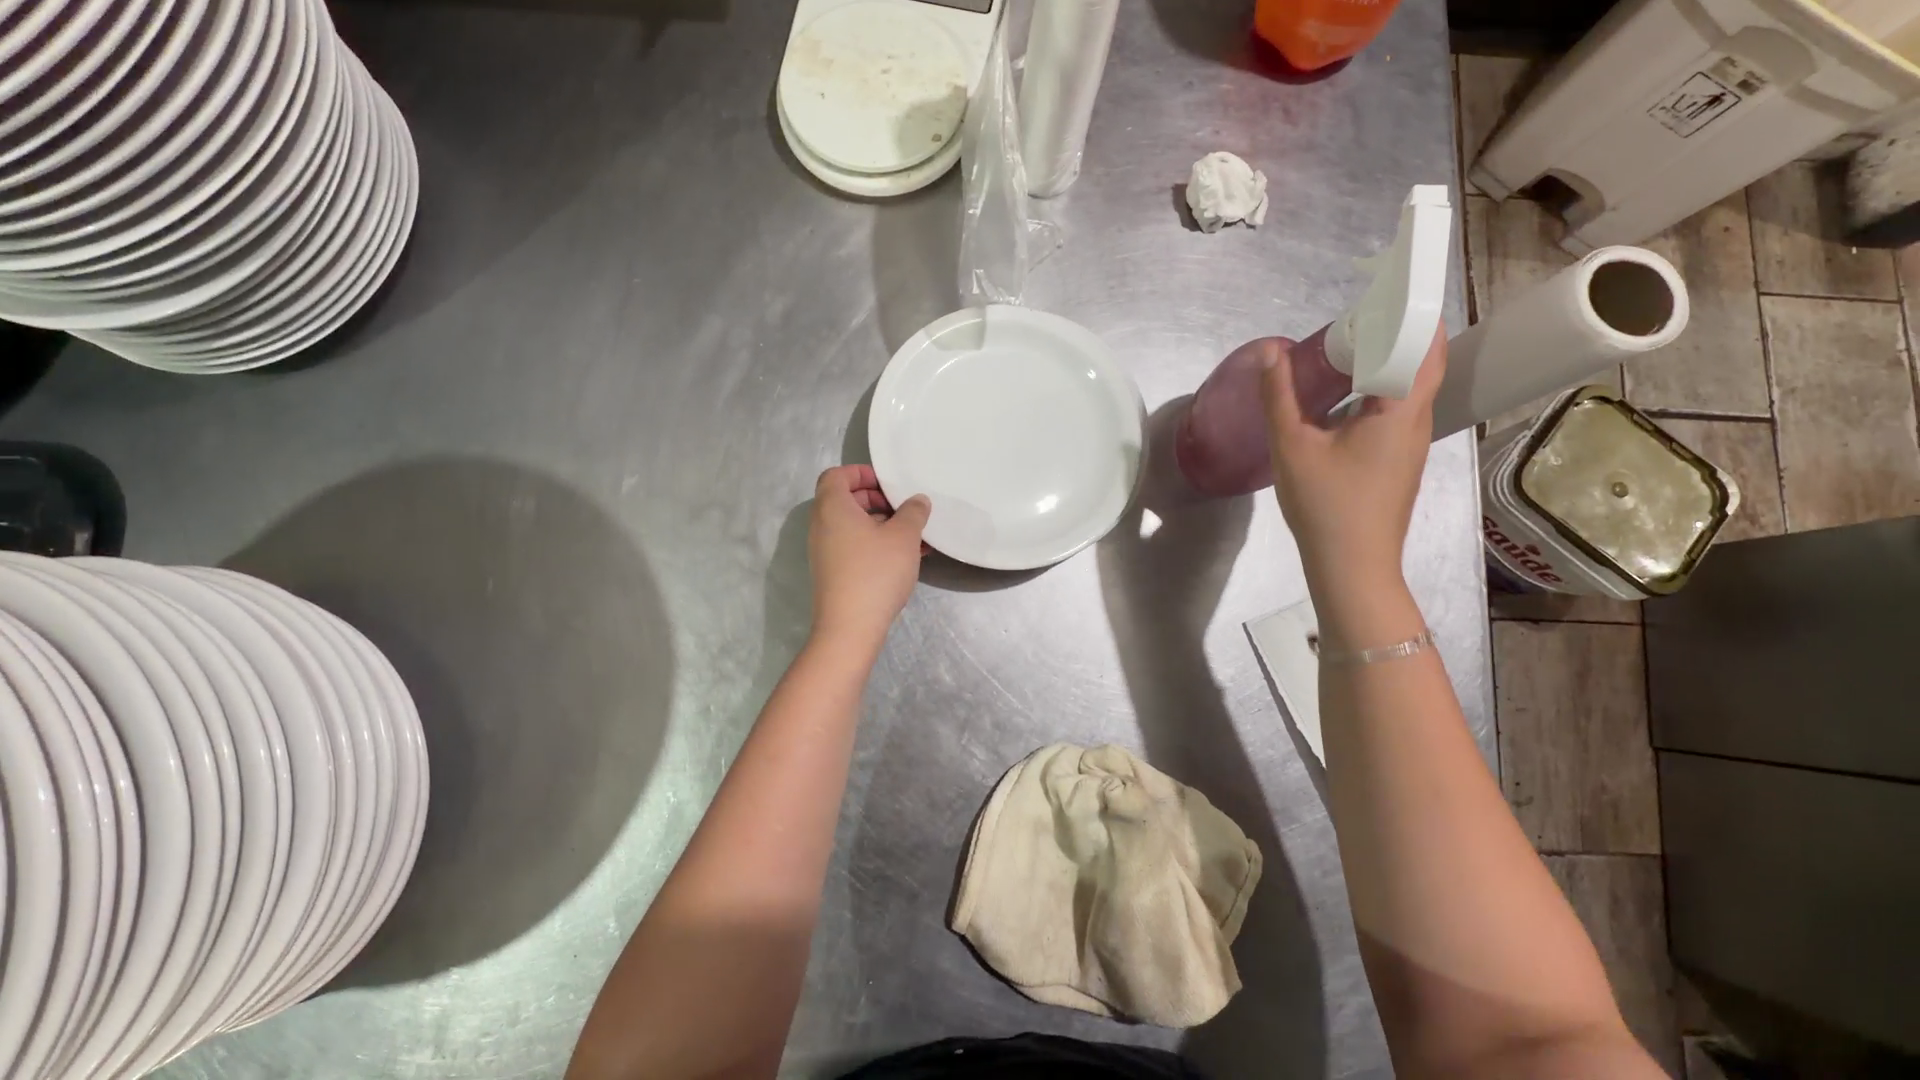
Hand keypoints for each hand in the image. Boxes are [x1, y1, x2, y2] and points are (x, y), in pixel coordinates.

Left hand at [808, 465, 930, 648]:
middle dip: (877, 500)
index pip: (837, 475)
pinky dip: (876, 544)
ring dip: (882, 524)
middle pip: (845, 499)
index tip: (889, 484)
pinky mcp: (833, 572)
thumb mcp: (904, 537)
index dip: (861, 473)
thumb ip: (913, 512)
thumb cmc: (876, 572)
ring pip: (853, 525)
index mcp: (832, 507)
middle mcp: (822, 525)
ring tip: (914, 535)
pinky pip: (854, 546)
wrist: (850, 627)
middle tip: (904, 509)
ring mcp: (825, 551)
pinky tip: (906, 557)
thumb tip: (917, 500)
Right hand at [1263, 326, 1444, 603]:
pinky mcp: (1400, 464)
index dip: (1414, 315)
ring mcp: (1411, 446)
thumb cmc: (1326, 505)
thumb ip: (1279, 397)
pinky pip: (1397, 413)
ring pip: (1410, 391)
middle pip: (1421, 365)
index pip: (1425, 347)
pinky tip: (1346, 399)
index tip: (1390, 292)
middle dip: (1399, 335)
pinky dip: (1380, 392)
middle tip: (1361, 317)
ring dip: (1388, 365)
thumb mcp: (1292, 448)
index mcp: (1399, 411)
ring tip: (1350, 350)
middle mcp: (1415, 423)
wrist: (1352, 567)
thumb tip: (1271, 353)